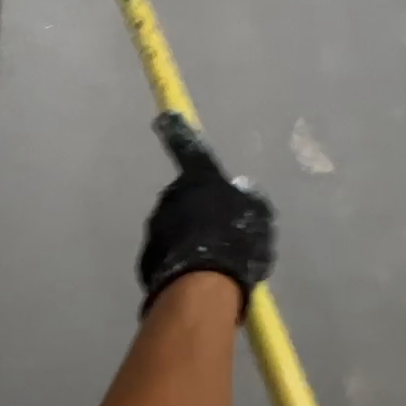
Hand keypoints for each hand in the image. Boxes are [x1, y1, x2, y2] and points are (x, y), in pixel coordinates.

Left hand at [137, 113, 275, 320]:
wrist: (203, 287)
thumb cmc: (236, 243)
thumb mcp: (258, 218)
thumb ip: (249, 201)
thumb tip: (243, 194)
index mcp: (199, 180)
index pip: (190, 150)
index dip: (179, 133)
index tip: (164, 118)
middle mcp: (171, 198)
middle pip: (185, 199)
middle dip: (197, 213)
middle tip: (220, 237)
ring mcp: (155, 228)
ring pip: (174, 229)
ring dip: (188, 242)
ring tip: (212, 266)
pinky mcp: (147, 258)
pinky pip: (167, 256)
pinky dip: (179, 264)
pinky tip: (196, 280)